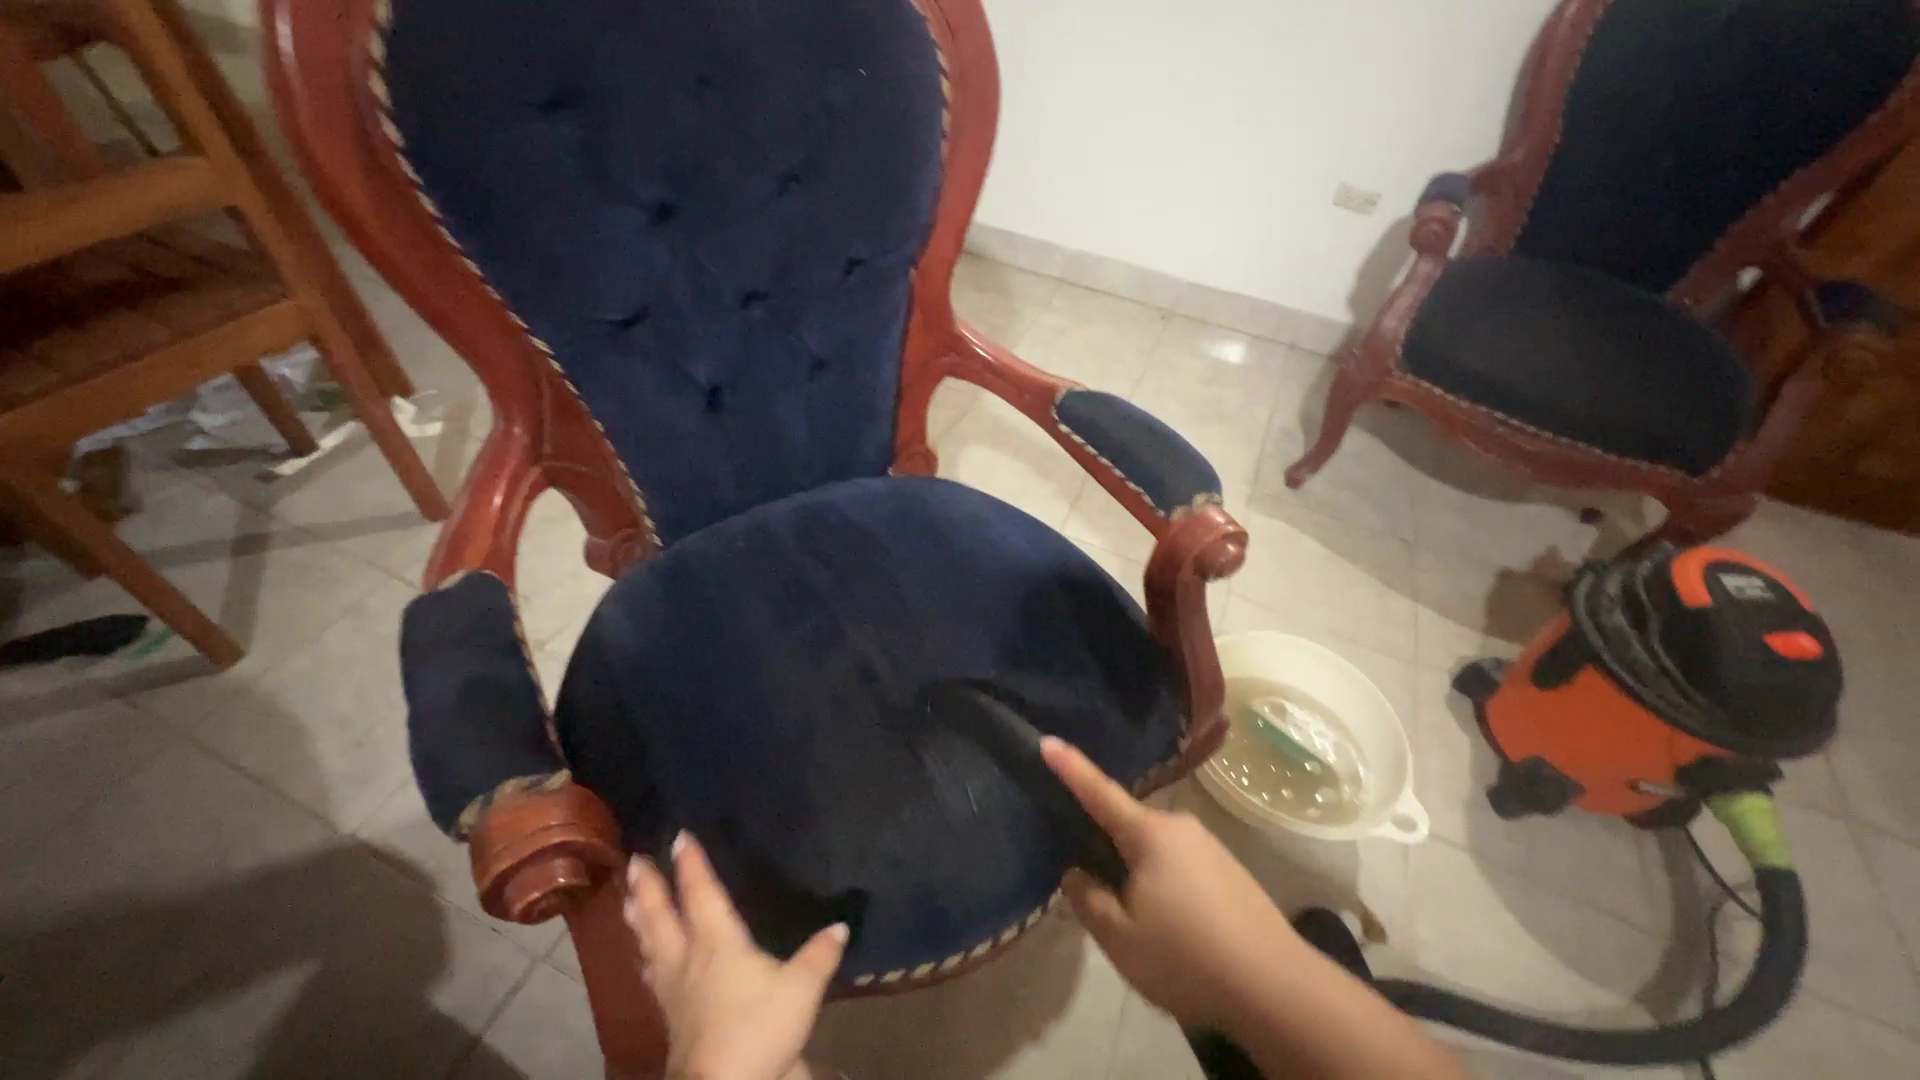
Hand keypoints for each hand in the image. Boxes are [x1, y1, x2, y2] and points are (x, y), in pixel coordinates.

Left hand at [624, 833, 848, 1079]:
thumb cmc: (758, 1028)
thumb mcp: (801, 988)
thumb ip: (819, 955)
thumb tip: (841, 925)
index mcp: (717, 942)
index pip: (702, 894)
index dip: (693, 864)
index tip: (681, 836)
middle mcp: (688, 958)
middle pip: (662, 916)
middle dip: (649, 887)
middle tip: (634, 861)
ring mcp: (673, 989)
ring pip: (650, 944)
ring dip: (637, 918)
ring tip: (626, 899)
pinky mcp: (669, 1016)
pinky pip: (652, 975)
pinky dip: (645, 958)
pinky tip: (644, 959)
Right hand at [1040, 736, 1305, 1031]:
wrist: (1278, 989)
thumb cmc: (1187, 956)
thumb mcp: (1119, 936)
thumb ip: (1088, 898)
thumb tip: (1077, 873)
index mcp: (1149, 834)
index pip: (1099, 792)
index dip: (1070, 767)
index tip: (1047, 740)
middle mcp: (1180, 828)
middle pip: (1128, 828)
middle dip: (1107, 852)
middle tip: (1098, 899)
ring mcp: (1210, 847)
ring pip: (1154, 852)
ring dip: (1138, 876)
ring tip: (1140, 928)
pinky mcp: (1229, 871)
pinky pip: (1179, 867)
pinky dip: (1165, 887)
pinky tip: (1173, 930)